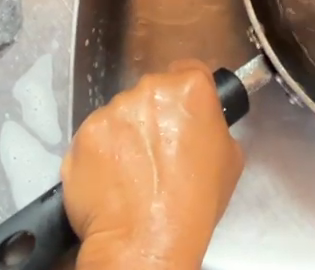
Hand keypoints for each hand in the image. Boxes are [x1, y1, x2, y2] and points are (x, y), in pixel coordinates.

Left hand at [60, 60, 243, 269]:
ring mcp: (112, 110)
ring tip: (133, 171)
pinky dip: (101, 154)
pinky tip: (112, 179)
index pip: (189, 70)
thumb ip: (214, 125)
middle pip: (152, 91)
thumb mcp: (230, 159)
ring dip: (126, 133)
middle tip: (159, 151)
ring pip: (121, 113)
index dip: (186, 94)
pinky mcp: (84, 134)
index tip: (182, 114)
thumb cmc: (194, 205)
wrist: (146, 243)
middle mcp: (149, 89)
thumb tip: (201, 123)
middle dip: (154, 114)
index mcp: (190, 88)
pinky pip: (96, 136)